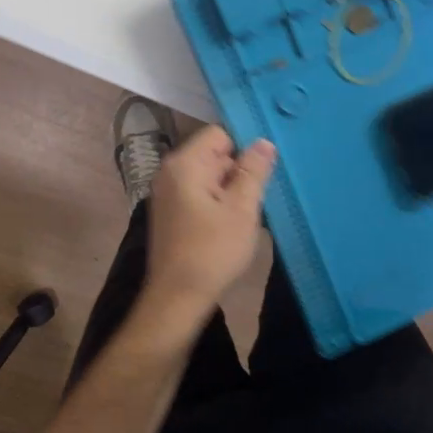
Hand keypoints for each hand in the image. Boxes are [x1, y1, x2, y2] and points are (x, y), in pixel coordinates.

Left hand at [144, 126, 275, 322]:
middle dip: (239, 170)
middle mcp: (170, 172)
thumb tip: (264, 141)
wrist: (177, 298)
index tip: (264, 170)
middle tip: (259, 196)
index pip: (220, 134)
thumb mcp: (242, 209)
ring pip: (210, 176)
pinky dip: (218, 202)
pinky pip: (200, 193)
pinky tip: (232, 223)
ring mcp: (168, 193)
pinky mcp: (171, 213)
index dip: (245, 148)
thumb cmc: (212, 251)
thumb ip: (254, 171)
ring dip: (231, 189)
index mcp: (184, 164)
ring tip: (248, 212)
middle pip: (215, 154)